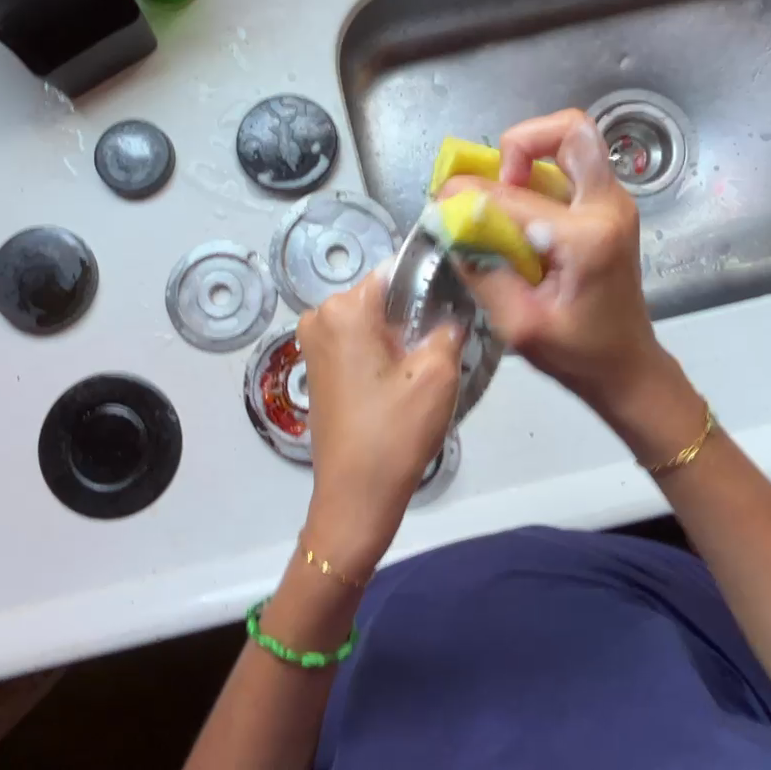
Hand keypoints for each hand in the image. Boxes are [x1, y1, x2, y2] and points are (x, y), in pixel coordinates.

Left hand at [295, 271, 464, 570]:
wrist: (355, 496)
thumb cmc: (395, 432)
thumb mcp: (437, 374)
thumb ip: (447, 327)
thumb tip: (450, 308)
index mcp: (343, 308)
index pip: (397, 274)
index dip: (430, 287)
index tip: (456, 308)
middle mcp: (320, 316)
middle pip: (383, 299)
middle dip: (414, 316)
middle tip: (445, 347)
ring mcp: (314, 344)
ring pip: (372, 323)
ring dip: (400, 339)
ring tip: (425, 371)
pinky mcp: (317, 368)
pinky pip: (358, 344)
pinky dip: (382, 355)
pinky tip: (403, 383)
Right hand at [439, 109, 696, 460]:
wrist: (626, 366)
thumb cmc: (577, 353)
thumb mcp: (519, 325)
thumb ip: (483, 271)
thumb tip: (448, 224)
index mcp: (588, 237)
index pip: (514, 196)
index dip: (469, 195)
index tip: (441, 203)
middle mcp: (608, 206)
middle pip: (570, 130)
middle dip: (520, 144)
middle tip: (496, 182)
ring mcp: (613, 203)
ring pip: (572, 141)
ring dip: (529, 154)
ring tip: (501, 193)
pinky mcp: (607, 207)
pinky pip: (571, 165)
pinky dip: (538, 171)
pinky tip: (516, 206)